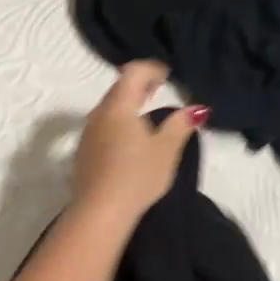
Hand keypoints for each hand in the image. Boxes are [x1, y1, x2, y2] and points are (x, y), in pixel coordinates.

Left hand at [72, 61, 205, 224]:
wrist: (99, 212)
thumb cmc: (137, 176)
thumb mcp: (166, 150)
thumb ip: (181, 124)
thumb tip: (196, 108)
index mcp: (119, 106)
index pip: (133, 72)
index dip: (151, 69)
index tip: (167, 75)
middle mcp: (98, 114)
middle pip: (118, 88)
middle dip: (139, 84)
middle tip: (158, 88)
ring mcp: (87, 133)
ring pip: (108, 107)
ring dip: (127, 104)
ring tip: (146, 114)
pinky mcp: (83, 152)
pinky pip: (102, 125)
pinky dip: (118, 121)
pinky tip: (129, 139)